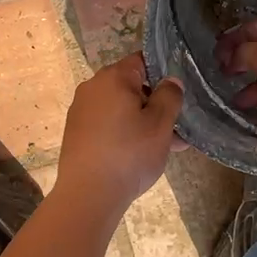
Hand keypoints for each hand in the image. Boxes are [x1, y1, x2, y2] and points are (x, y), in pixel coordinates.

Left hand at [54, 54, 185, 211]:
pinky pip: (108, 123)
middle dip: (155, 103)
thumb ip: (169, 96)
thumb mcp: (160, 124)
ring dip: (143, 121)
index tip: (179, 93)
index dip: (163, 73)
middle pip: (131, 86)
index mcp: (113, 77)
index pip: (142, 60)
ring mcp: (82, 110)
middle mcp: (93, 87)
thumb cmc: (129, 154)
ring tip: (168, 146)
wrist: (87, 195)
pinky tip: (142, 155)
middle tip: (177, 125)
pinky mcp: (77, 132)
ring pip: (121, 108)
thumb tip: (171, 80)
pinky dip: (125, 132)